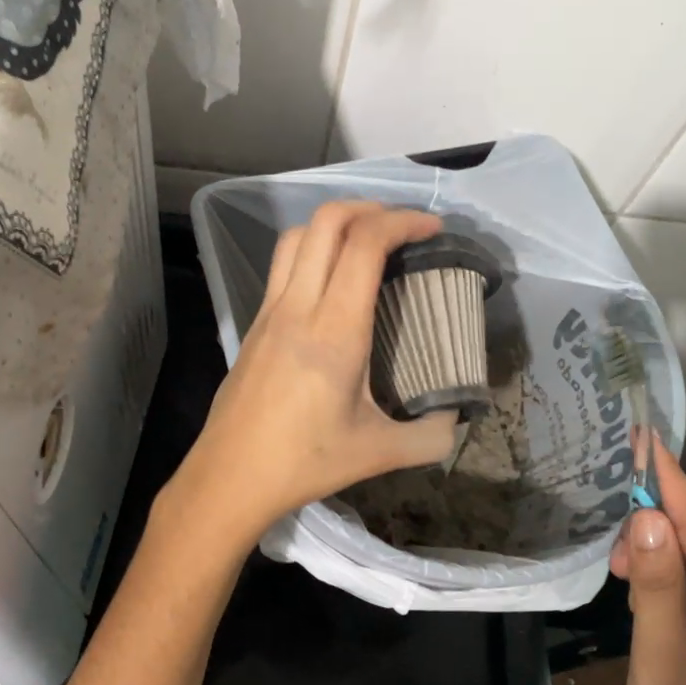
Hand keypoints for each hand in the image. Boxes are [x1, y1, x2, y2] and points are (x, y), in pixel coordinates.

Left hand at [162, 201, 457, 548]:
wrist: (229, 476)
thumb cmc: (304, 463)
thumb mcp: (378, 453)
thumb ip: (429, 437)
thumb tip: (456, 421)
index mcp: (334, 331)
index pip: (364, 245)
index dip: (402, 222)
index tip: (433, 229)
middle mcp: (297, 308)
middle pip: (326, 223)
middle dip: (370, 208)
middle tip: (403, 226)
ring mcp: (269, 313)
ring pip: (296, 238)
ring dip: (335, 224)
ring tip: (367, 241)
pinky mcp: (253, 325)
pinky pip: (281, 266)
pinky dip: (312, 251)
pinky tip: (333, 282)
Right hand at [610, 439, 685, 684]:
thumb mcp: (662, 667)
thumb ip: (658, 590)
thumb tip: (646, 518)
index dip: (672, 484)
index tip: (644, 439)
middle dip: (666, 520)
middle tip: (611, 527)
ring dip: (673, 551)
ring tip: (623, 568)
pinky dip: (684, 578)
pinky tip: (652, 593)